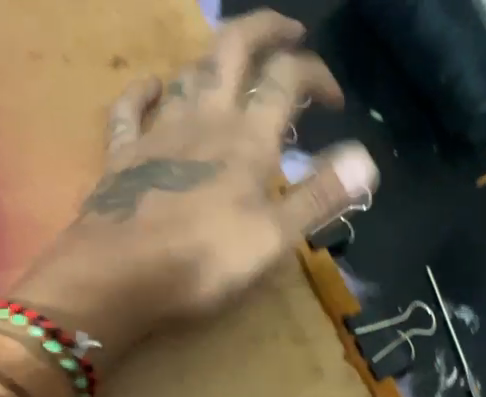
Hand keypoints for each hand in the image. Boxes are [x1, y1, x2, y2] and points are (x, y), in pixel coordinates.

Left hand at [12, 10, 376, 353]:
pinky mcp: (121, 155)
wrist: (119, 276)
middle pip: (232, 51)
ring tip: (231, 64)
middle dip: (263, 31)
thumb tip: (367, 159)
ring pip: (187, 75)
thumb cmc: (204, 261)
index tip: (334, 97)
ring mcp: (157, 132)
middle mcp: (203, 120)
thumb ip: (320, 195)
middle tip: (287, 31)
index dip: (315, 75)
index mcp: (247, 139)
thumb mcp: (275, 238)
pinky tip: (153, 86)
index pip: (286, 82)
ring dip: (213, 60)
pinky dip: (144, 92)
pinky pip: (130, 109)